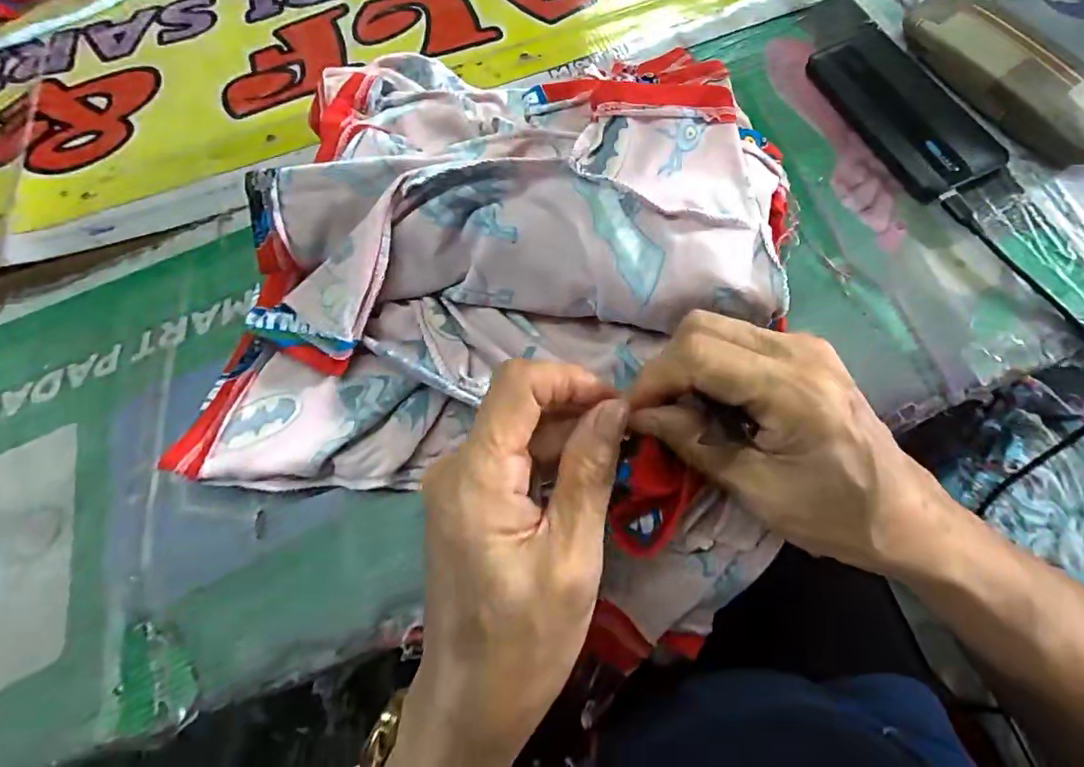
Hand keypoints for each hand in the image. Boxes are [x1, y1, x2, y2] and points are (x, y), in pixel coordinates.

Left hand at [390, 361, 627, 766]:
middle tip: (627, 430)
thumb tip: (614, 406)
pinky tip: (585, 475)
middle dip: (573, 405)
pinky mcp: (465, 501)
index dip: (569, 379)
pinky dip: (548, 458)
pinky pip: (509, 459)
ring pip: (515, 429)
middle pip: (516, 403)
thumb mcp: (572, 557)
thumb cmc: (525, 642)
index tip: (616, 402)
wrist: (470, 705)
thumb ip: (589, 472)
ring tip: (616, 452)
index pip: (517, 384)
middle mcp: (456, 466)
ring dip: (565, 432)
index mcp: (476, 475)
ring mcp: (457, 483)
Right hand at [626, 311, 964, 577]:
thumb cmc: (835, 515)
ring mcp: (804, 344)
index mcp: (791, 387)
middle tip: (658, 410)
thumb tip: (641, 414)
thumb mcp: (757, 490)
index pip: (698, 352)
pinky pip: (739, 338)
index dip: (655, 378)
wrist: (905, 515)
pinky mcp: (806, 350)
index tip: (635, 413)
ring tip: (682, 407)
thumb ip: (695, 443)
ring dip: (687, 361)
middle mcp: (798, 349)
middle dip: (667, 364)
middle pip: (703, 325)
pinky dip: (712, 361)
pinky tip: (715, 400)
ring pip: (718, 325)